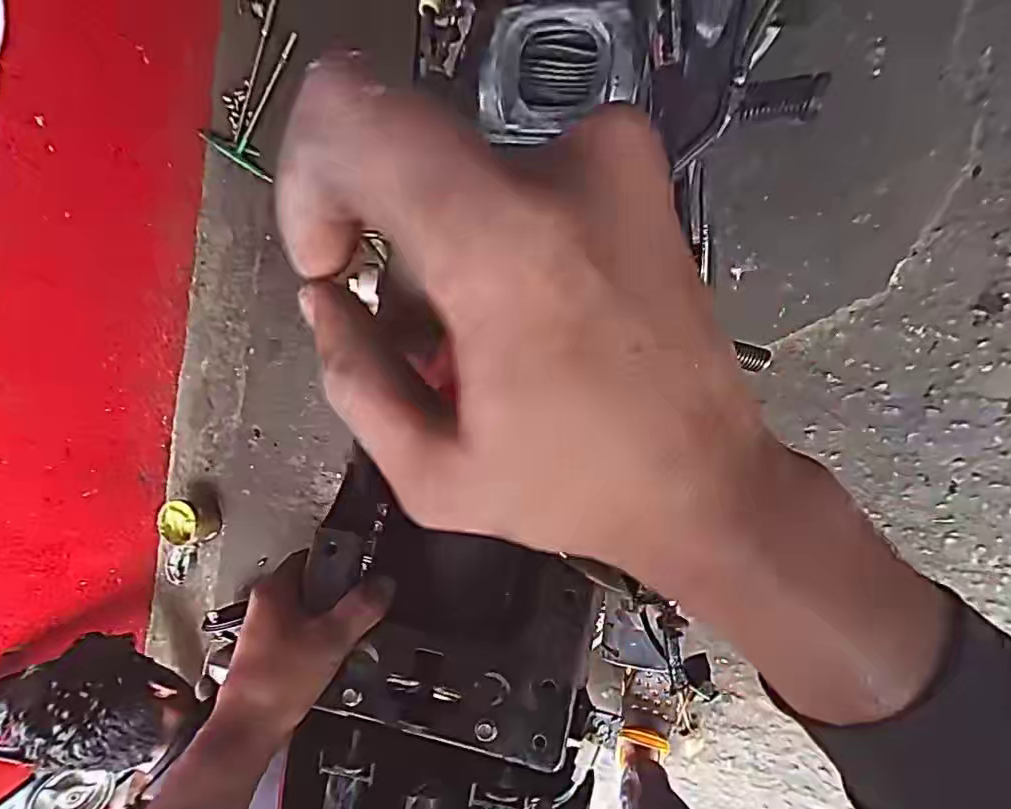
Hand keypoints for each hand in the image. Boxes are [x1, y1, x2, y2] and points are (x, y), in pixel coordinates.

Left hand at [210, 550, 392, 740]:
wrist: (251, 728)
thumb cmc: (275, 683)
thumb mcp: (332, 638)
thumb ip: (361, 607)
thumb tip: (382, 585)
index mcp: (274, 591)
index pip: (313, 555)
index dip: (342, 560)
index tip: (364, 570)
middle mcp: (266, 607)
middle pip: (316, 587)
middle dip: (342, 598)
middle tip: (362, 609)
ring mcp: (268, 633)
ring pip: (313, 615)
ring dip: (335, 624)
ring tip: (351, 638)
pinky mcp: (273, 656)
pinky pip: (308, 639)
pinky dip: (325, 645)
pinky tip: (335, 660)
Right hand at [278, 57, 783, 586]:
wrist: (701, 481)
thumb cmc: (583, 489)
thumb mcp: (435, 477)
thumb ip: (353, 381)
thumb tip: (328, 303)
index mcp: (503, 250)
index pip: (349, 116)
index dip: (309, 182)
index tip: (331, 257)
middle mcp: (566, 175)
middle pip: (402, 152)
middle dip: (380, 241)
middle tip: (413, 335)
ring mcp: (611, 163)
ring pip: (459, 176)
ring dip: (441, 255)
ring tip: (476, 348)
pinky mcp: (634, 176)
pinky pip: (515, 181)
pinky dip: (493, 242)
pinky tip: (517, 321)